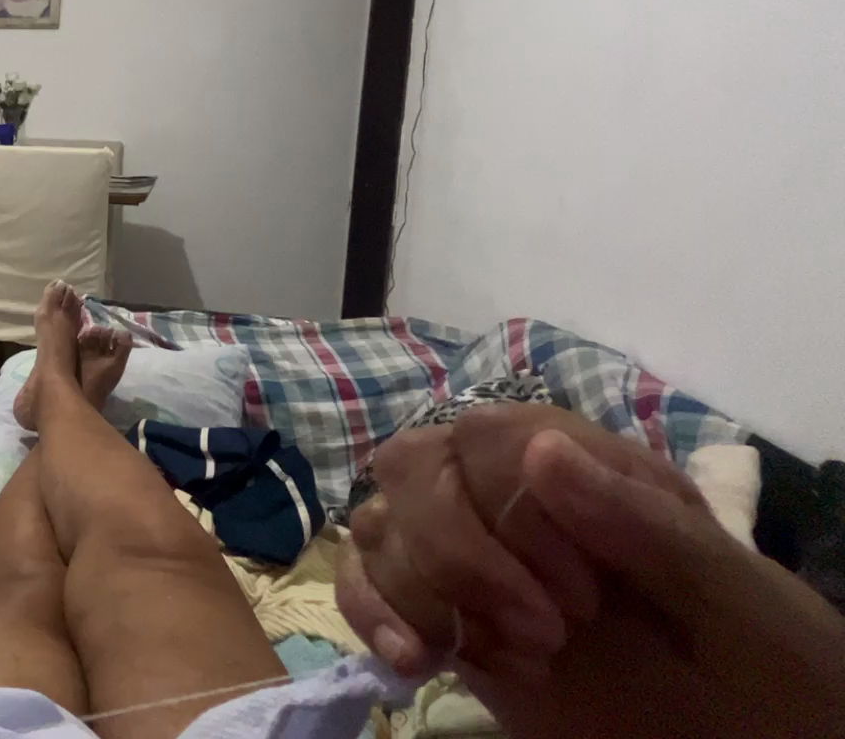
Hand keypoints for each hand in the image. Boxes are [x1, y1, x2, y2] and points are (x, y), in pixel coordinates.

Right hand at [341, 404, 844, 738]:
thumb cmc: (763, 679)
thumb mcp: (745, 613)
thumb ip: (653, 527)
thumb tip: (543, 450)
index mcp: (574, 465)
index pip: (486, 436)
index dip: (510, 508)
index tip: (580, 600)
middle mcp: (491, 488)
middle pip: (408, 468)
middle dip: (454, 554)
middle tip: (543, 634)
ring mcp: (447, 543)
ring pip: (374, 525)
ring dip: (427, 598)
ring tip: (516, 661)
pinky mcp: (422, 600)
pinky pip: (354, 580)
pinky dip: (370, 615)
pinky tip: (414, 661)